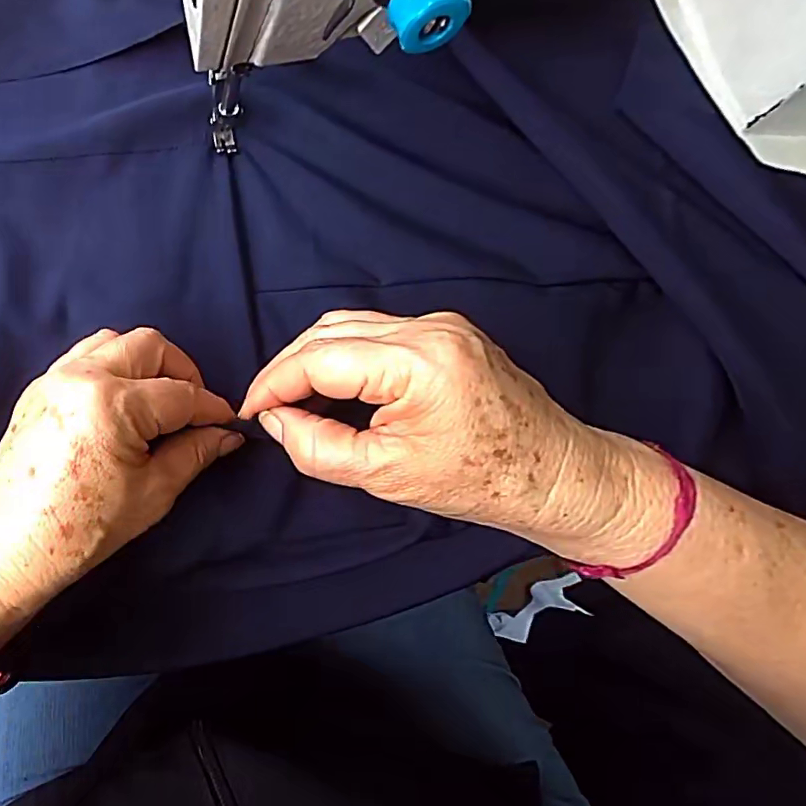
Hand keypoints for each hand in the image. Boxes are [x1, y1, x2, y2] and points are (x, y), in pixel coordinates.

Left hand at [0, 328, 242, 648]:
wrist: (11, 545)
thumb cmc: (78, 530)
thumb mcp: (151, 493)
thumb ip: (192, 454)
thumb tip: (222, 435)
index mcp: (110, 403)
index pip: (179, 393)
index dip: (210, 409)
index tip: (223, 422)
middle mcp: (78, 379)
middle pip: (148, 346)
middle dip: (180, 372)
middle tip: (192, 408)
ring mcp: (52, 381)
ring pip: (112, 343)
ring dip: (143, 363)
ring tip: (157, 403)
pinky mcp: (36, 392)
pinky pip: (81, 359)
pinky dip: (110, 368)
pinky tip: (121, 403)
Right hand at [238, 310, 674, 564]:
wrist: (556, 473)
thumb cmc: (477, 480)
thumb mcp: (379, 474)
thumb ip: (312, 445)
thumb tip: (273, 419)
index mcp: (418, 362)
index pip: (317, 359)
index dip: (271, 384)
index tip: (249, 413)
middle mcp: (429, 329)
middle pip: (324, 334)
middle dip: (282, 371)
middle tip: (262, 408)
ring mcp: (438, 325)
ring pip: (342, 326)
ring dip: (305, 360)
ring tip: (287, 398)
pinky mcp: (441, 332)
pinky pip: (368, 331)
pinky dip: (333, 355)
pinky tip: (323, 385)